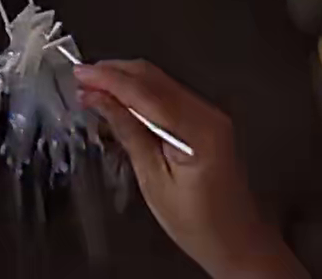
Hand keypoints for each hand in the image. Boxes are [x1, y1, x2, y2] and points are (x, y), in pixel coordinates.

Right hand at [75, 60, 306, 278]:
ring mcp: (208, 113)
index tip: (77, 74)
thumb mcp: (154, 180)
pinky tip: (116, 96)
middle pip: (150, 76)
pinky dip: (134, 87)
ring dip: (120, 77)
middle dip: (110, 72)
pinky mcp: (203, 116)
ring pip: (154, 77)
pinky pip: (162, 89)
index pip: (144, 92)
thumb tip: (93, 95)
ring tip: (90, 87)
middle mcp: (207, 114)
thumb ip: (127, 130)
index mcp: (199, 132)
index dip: (107, 78)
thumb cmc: (199, 225)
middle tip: (78, 80)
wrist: (244, 249)